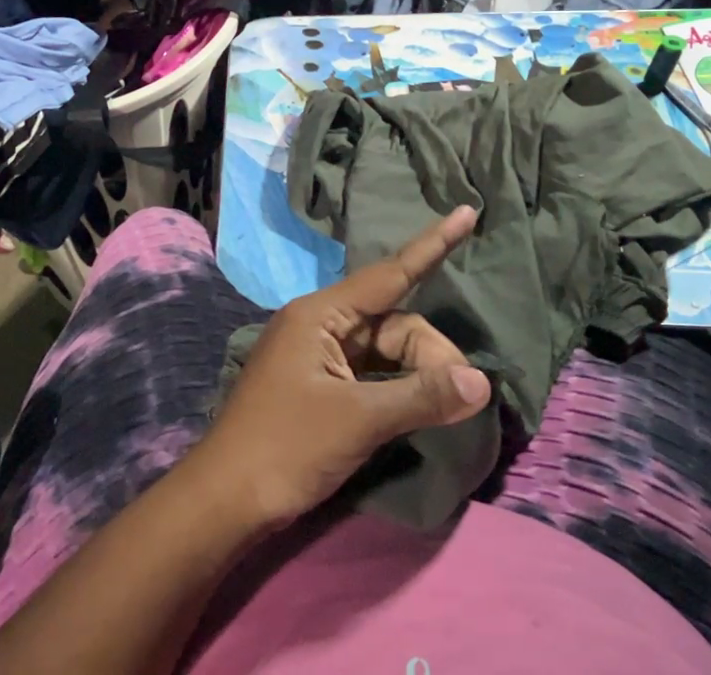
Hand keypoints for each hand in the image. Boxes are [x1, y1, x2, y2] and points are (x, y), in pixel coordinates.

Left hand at [182, 207, 492, 528]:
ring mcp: (320, 360)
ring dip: (420, 377)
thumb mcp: (358, 418)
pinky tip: (425, 411)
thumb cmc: (286, 445)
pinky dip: (401, 391)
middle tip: (459, 400)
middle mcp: (319, 327)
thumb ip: (421, 395)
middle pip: (395, 325)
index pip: (389, 273)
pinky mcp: (323, 390)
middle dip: (432, 355)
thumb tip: (480, 382)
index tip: (468, 212)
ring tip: (446, 410)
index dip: (432, 245)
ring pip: (388, 353)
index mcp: (319, 315)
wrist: (230, 497)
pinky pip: (375, 376)